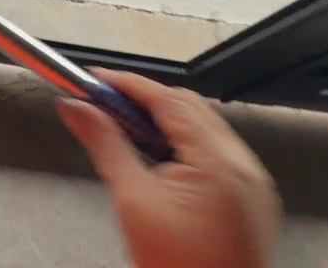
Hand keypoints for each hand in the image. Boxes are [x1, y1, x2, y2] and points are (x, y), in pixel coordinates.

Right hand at [58, 70, 279, 267]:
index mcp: (220, 164)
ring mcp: (252, 184)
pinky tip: (154, 150)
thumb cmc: (176, 267)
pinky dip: (181, 138)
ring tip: (122, 124)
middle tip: (102, 101)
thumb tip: (74, 107)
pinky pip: (213, 148)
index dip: (127, 84)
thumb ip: (104, 143)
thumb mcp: (132, 200)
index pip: (169, 100)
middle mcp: (244, 167)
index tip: (93, 79)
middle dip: (143, 97)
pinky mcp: (250, 199)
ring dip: (162, 117)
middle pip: (189, 106)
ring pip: (202, 124)